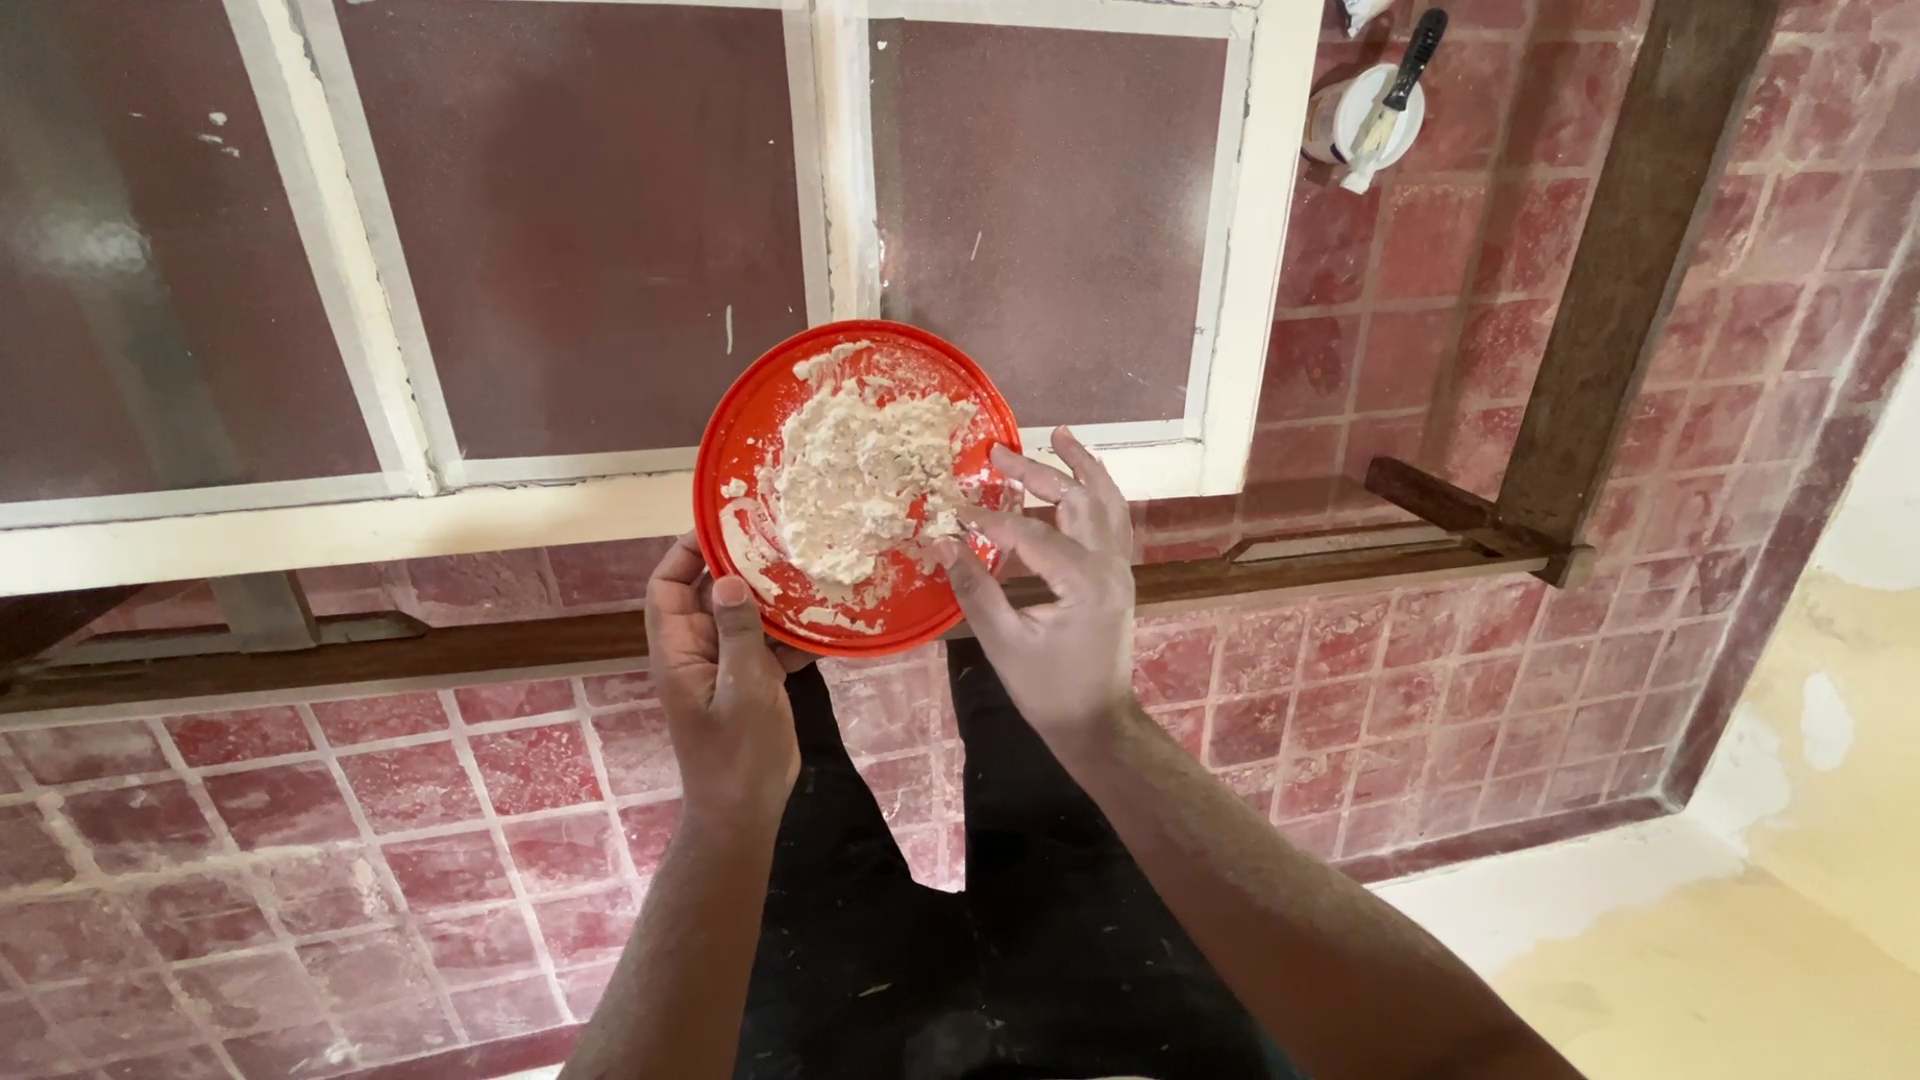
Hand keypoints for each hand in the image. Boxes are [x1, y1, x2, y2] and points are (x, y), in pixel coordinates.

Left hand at [645, 533, 798, 827]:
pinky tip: (822, 622)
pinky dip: (791, 634)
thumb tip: (726, 580)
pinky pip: (768, 644)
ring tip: (806, 571)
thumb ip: (737, 635)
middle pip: (709, 594)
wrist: (745, 811)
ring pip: (743, 617)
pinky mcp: (752, 681)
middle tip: (779, 540)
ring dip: (772, 598)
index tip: (722, 526)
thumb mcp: (743, 690)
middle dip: (740, 567)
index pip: (667, 587)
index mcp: (680, 651)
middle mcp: (698, 651)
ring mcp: (726, 666)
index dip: (685, 553)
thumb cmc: (737, 755)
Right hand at [935, 427, 1137, 749]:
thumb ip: (974, 589)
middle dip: (1036, 472)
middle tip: (997, 452)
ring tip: (1060, 435)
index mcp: (1085, 582)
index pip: (1030, 534)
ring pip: (1105, 502)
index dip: (988, 519)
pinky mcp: (1117, 575)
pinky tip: (1080, 478)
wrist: (1096, 721)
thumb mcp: (1004, 642)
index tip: (952, 511)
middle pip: (1076, 500)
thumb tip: (943, 543)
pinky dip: (1096, 492)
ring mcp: (1120, 568)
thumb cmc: (1048, 689)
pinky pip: (1112, 520)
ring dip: (1080, 468)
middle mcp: (1110, 565)